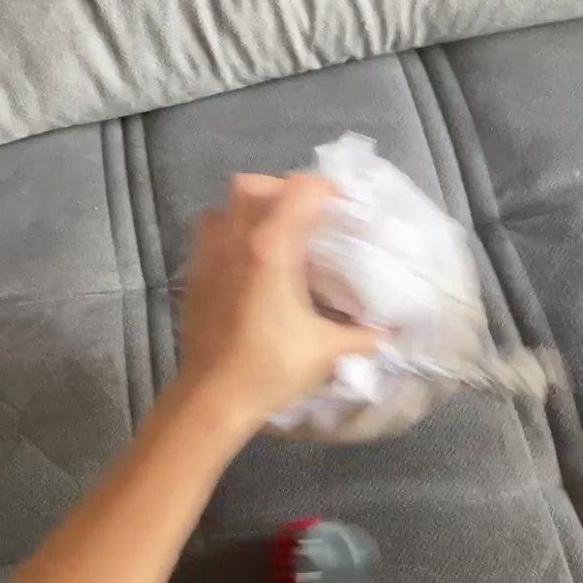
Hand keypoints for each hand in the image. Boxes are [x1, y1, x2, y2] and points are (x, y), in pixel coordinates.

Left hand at [175, 172, 383, 421]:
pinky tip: (247, 263)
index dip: (326, 192)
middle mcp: (234, 241)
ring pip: (224, 205)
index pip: (301, 190)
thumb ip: (362, 335)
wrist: (212, 398)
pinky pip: (208, 235)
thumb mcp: (325, 350)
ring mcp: (207, 256)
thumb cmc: (269, 369)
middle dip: (283, 191)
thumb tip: (390, 331)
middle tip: (306, 219)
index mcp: (270, 249)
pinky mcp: (192, 276)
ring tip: (273, 235)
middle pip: (254, 185)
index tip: (342, 213)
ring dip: (250, 209)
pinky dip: (228, 234)